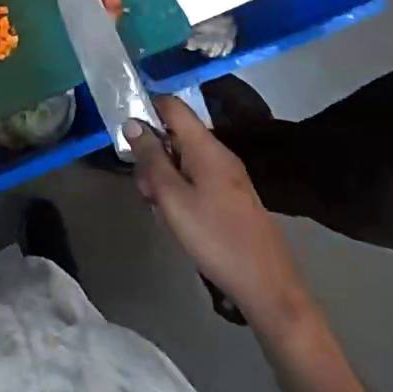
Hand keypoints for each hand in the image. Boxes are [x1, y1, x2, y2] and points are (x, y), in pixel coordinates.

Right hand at [129, 96, 276, 292]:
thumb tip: (132, 123)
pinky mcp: (232, 196)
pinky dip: (179, 187)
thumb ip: (151, 158)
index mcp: (206, 147)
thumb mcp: (172, 197)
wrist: (266, 285)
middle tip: (144, 188)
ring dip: (163, 174)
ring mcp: (229, 175)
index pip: (173, 106)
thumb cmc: (214, 237)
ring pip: (184, 158)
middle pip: (176, 134)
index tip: (125, 135)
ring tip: (157, 205)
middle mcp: (220, 153)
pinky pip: (197, 176)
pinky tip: (175, 215)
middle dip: (152, 152)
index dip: (146, 110)